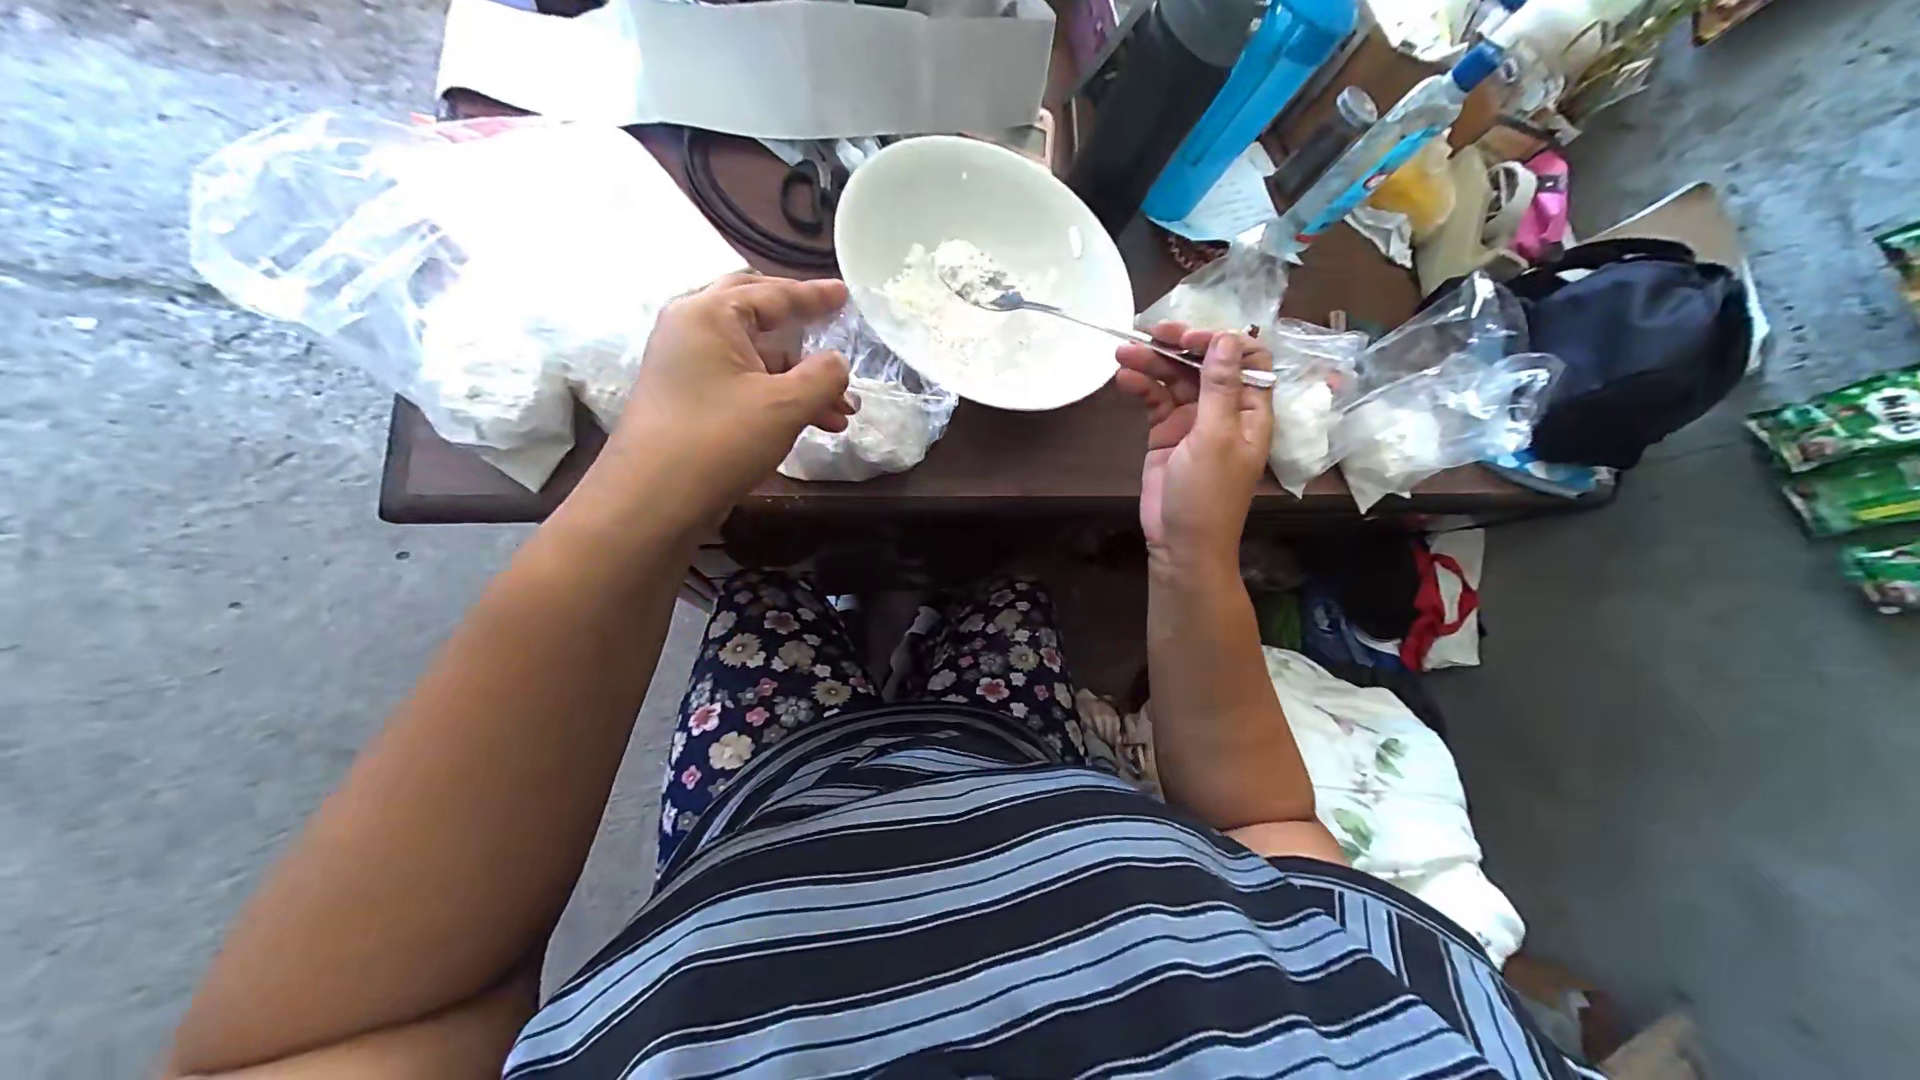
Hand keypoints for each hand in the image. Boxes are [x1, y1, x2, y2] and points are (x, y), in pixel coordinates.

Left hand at [580, 274, 855, 528]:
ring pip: (757, 359)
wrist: (655, 500)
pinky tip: (816, 424)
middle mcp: (692, 330)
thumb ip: (823, 377)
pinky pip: (745, 384)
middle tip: (833, 329)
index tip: (844, 294)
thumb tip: (837, 364)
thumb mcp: (785, 405)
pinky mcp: (691, 400)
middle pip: (758, 316)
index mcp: (709, 314)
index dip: (814, 296)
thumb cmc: (720, 439)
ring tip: (842, 411)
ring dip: (801, 380)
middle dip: (803, 333)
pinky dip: (780, 398)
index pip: (772, 293)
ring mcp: (688, 367)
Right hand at [1114, 323, 1273, 570]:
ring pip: (1174, 380)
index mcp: (1249, 410)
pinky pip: (1154, 402)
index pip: (1244, 360)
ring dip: (1152, 365)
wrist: (1181, 543)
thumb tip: (1226, 339)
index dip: (1219, 342)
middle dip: (1178, 347)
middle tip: (1149, 334)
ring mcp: (1192, 422)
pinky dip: (1141, 388)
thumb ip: (1220, 387)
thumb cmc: (1208, 495)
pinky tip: (1124, 380)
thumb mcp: (1216, 438)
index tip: (1189, 337)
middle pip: (1203, 365)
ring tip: (1123, 354)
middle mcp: (1223, 410)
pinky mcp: (1165, 434)